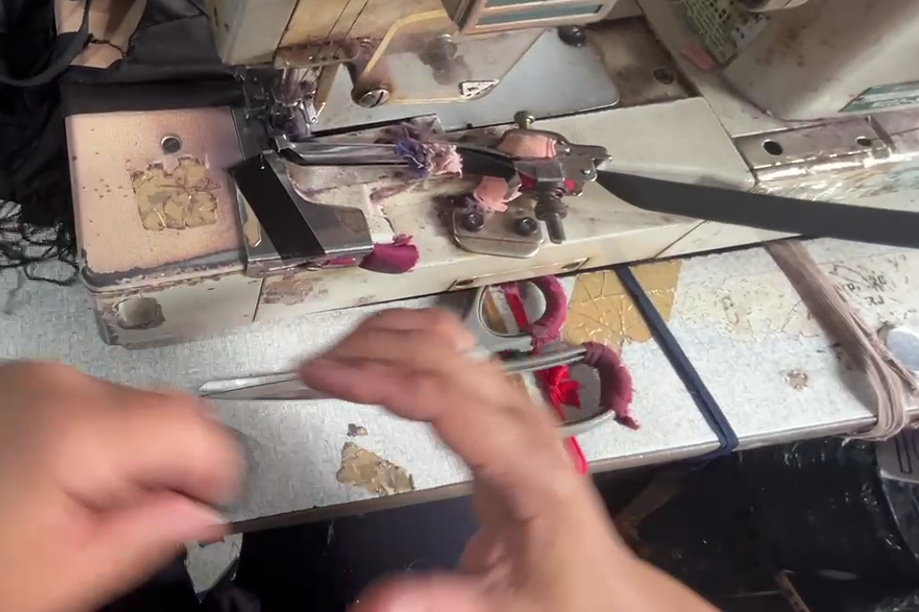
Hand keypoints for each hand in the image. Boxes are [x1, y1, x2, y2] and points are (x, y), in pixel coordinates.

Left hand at [0, 361, 241, 611]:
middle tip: (137, 532)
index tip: (213, 506)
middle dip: (164, 466)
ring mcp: (18, 379)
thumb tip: (199, 509)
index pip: (190, 422)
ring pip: (116, 408)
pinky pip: (75, 405)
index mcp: (71, 423)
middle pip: (155, 409)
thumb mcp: (61, 578)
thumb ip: (146, 531)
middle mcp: (48, 381)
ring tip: (80, 526)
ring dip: (124, 458)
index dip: (215, 468)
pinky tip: (50, 498)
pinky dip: (86, 445)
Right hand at [299, 308, 714, 611]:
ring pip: (442, 335)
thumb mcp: (506, 610)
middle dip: (366, 349)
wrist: (607, 585)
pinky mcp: (498, 401)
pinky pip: (447, 346)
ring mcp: (512, 402)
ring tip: (334, 354)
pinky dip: (402, 336)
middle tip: (312, 367)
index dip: (373, 378)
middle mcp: (520, 417)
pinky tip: (374, 349)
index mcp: (525, 463)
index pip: (438, 395)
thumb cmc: (565, 594)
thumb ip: (437, 601)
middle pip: (435, 352)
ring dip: (382, 334)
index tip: (318, 375)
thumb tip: (369, 603)